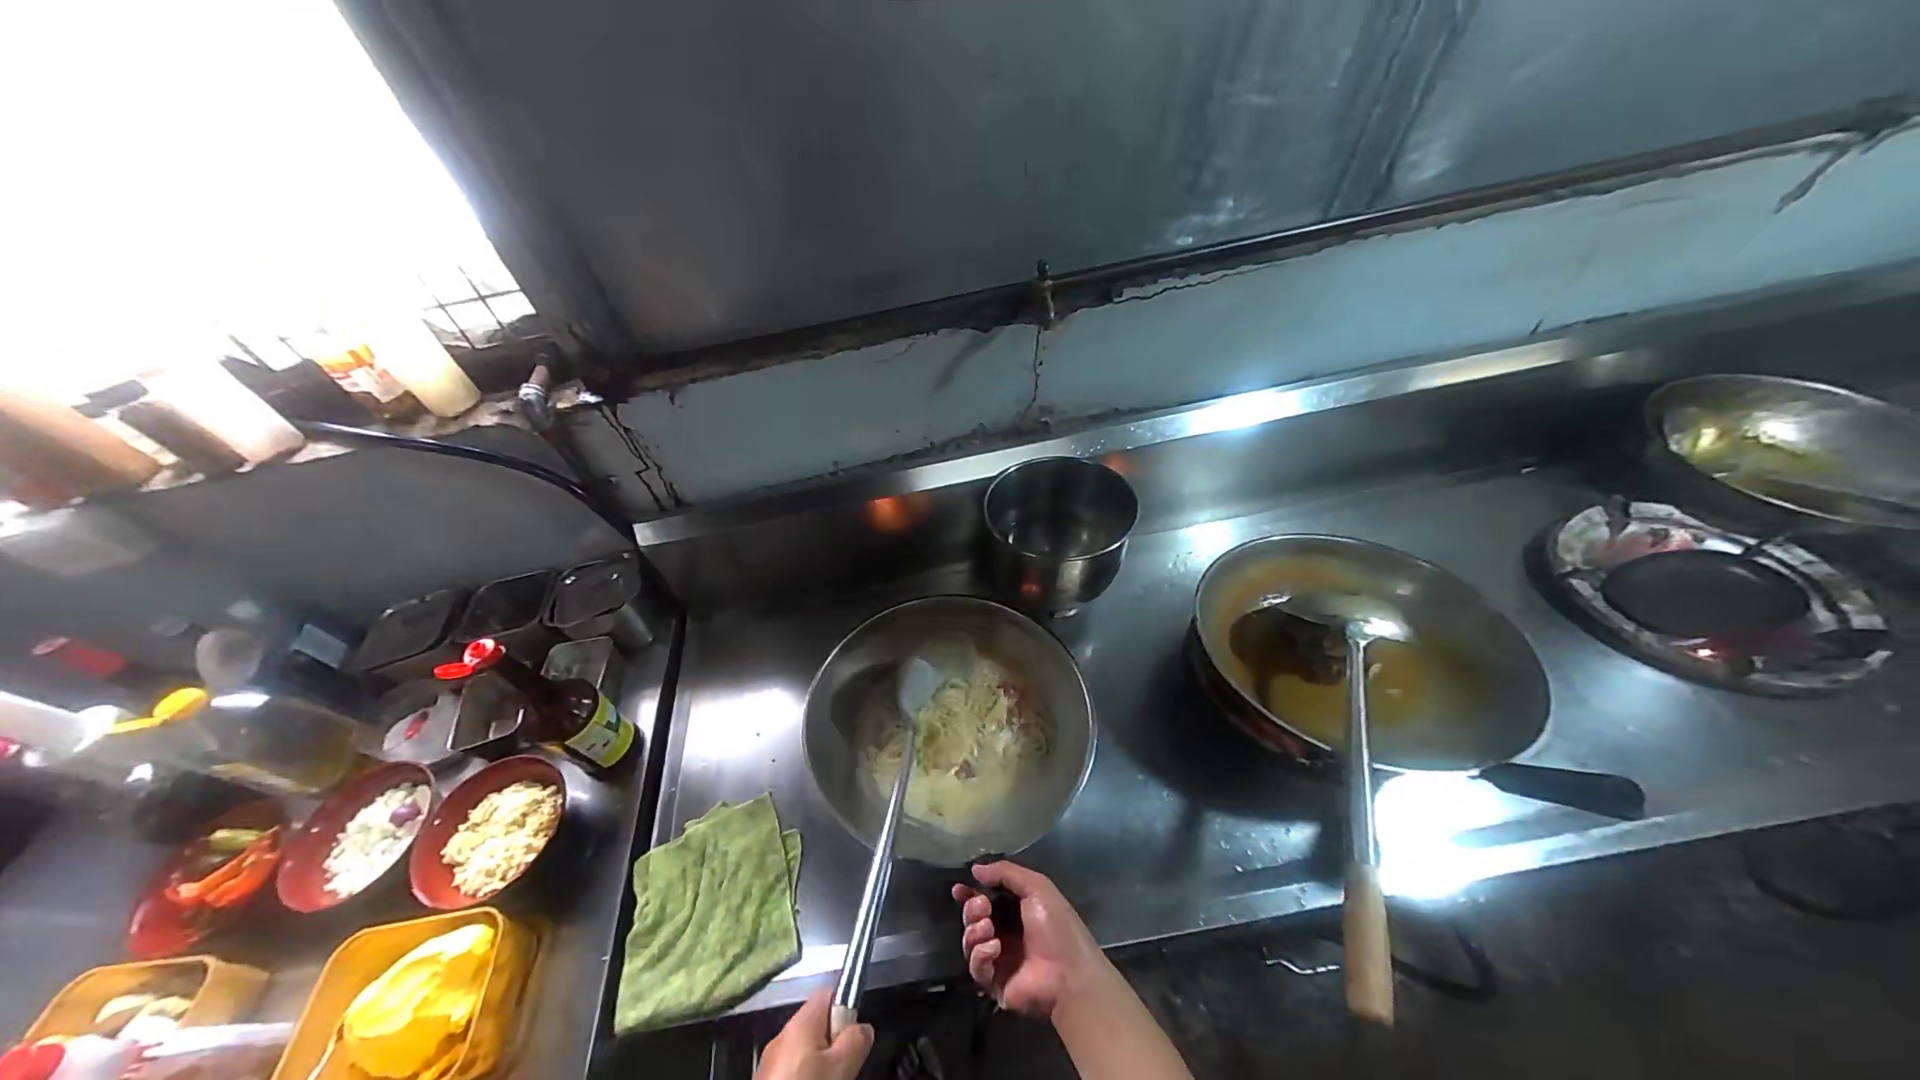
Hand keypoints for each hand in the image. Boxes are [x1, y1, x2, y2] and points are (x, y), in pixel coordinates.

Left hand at [755, 991, 872, 1079]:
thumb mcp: (841, 1067)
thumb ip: (857, 1040)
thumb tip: (862, 1027)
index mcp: (799, 1023)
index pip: (827, 993)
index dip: (846, 1005)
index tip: (854, 1031)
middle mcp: (781, 1037)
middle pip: (817, 1024)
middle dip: (834, 1041)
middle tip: (845, 1067)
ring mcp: (770, 1063)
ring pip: (805, 1050)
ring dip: (821, 1063)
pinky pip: (793, 1070)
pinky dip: (806, 1076)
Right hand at [952, 860, 1107, 1020]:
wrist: (1069, 975)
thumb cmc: (1057, 927)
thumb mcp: (1036, 887)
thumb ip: (1005, 873)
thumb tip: (975, 868)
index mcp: (1017, 911)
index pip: (986, 899)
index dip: (970, 893)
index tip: (958, 889)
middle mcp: (1005, 933)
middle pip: (974, 918)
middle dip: (972, 909)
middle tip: (982, 906)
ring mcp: (999, 960)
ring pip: (970, 942)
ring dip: (974, 931)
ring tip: (988, 928)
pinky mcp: (994, 982)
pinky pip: (976, 966)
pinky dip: (980, 954)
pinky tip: (994, 949)